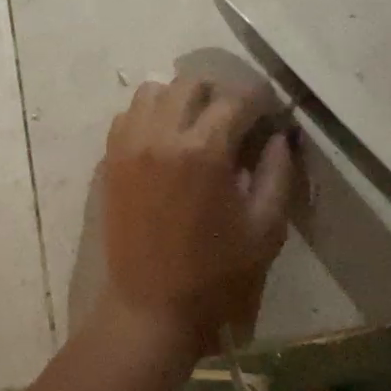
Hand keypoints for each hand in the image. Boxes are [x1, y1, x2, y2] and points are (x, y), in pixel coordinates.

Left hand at [98, 77, 298, 354]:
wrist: (151, 307)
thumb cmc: (216, 274)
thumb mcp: (265, 228)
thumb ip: (278, 173)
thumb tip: (281, 135)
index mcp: (204, 150)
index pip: (236, 98)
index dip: (259, 100)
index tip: (270, 112)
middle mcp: (162, 134)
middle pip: (191, 83)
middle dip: (219, 93)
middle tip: (234, 120)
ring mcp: (129, 144)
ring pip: (154, 91)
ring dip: (179, 99)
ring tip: (196, 126)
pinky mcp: (109, 158)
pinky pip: (129, 115)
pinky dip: (149, 116)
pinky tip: (165, 141)